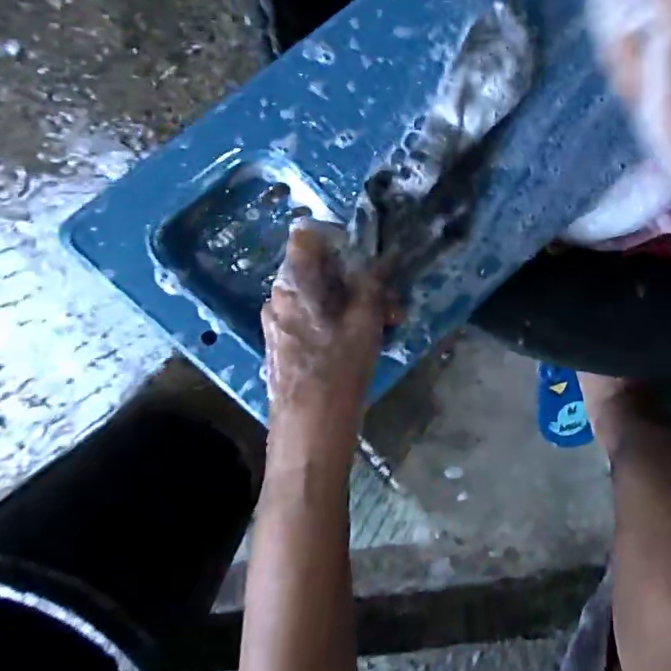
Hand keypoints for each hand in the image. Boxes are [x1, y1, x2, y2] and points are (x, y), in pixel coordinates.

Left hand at [261, 221, 388, 431]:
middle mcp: (278, 297)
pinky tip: (368, 338)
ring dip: (355, 300)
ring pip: (320, 295)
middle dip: (358, 276)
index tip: (367, 254)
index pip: (307, 235)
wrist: (308, 435)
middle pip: (318, 267)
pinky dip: (340, 318)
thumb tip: (385, 254)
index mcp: (292, 284)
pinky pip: (313, 316)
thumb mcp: (365, 322)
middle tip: (391, 297)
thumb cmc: (338, 372)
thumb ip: (372, 282)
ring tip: (389, 321)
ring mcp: (279, 322)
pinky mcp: (285, 344)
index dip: (339, 236)